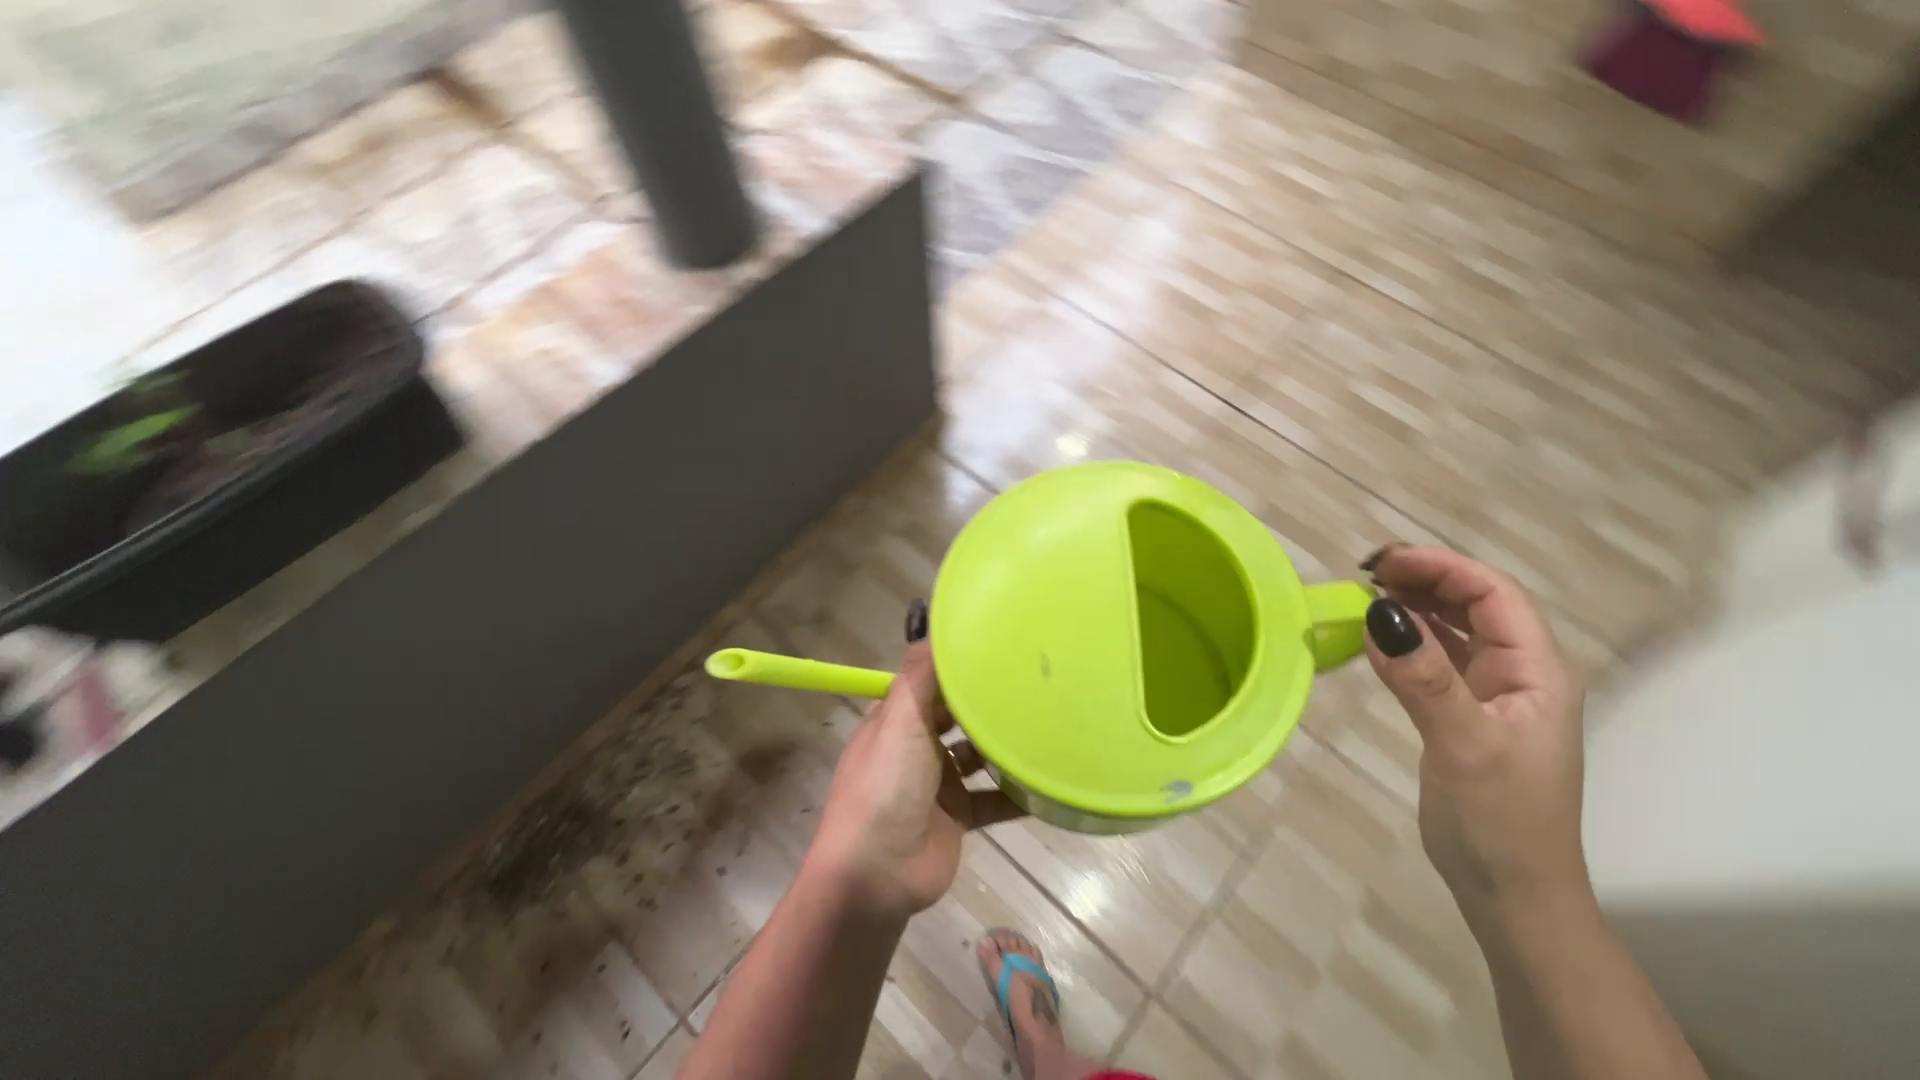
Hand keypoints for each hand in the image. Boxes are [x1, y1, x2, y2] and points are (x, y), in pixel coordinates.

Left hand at [809, 638, 1023, 919]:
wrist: (877, 875)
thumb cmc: (885, 788)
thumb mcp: (898, 722)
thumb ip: (918, 677)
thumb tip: (935, 628)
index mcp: (896, 722)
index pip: (929, 685)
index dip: (958, 669)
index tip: (1000, 649)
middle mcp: (916, 748)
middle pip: (957, 719)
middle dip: (988, 706)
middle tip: (1036, 683)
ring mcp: (938, 785)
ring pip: (979, 757)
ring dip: (1005, 747)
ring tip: (1049, 724)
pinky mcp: (958, 818)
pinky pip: (994, 800)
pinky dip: (1018, 792)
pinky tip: (1049, 779)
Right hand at [1361, 545, 1589, 926]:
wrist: (1512, 892)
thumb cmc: (1500, 819)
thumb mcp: (1464, 745)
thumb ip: (1425, 677)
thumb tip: (1379, 612)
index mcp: (1538, 670)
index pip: (1494, 594)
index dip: (1441, 567)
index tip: (1382, 563)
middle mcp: (1521, 673)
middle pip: (1476, 604)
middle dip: (1425, 579)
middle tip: (1365, 575)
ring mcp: (1494, 694)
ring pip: (1456, 629)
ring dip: (1416, 606)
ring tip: (1366, 595)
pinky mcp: (1466, 715)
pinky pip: (1438, 660)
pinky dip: (1410, 640)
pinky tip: (1379, 638)